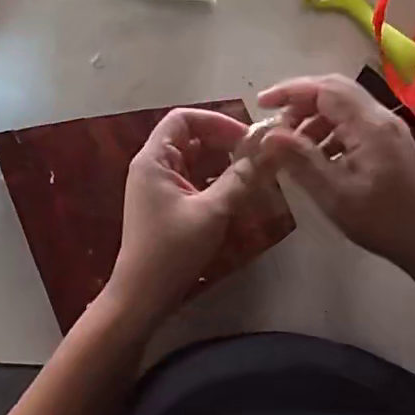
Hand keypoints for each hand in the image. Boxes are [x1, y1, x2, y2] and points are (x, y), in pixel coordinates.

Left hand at [109, 108, 262, 318]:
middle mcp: (152, 167)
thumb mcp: (212, 212)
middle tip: (258, 156)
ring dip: (223, 162)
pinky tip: (238, 192)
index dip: (217, 121)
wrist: (142, 296)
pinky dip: (216, 181)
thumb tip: (272, 148)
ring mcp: (158, 187)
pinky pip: (194, 181)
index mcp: (154, 159)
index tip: (248, 137)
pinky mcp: (167, 206)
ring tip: (255, 173)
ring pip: (195, 160)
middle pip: (191, 137)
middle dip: (225, 141)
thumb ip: (243, 177)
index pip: (184, 118)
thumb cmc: (171, 251)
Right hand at [255, 74, 414, 271]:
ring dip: (314, 118)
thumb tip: (268, 135)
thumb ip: (300, 160)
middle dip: (300, 101)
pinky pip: (354, 124)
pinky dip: (329, 131)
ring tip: (291, 145)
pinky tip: (317, 157)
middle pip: (335, 90)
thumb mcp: (334, 194)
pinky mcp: (391, 144)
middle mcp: (381, 118)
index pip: (325, 89)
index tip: (260, 104)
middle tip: (273, 122)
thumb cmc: (382, 221)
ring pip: (345, 107)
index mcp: (369, 125)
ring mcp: (389, 130)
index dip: (290, 91)